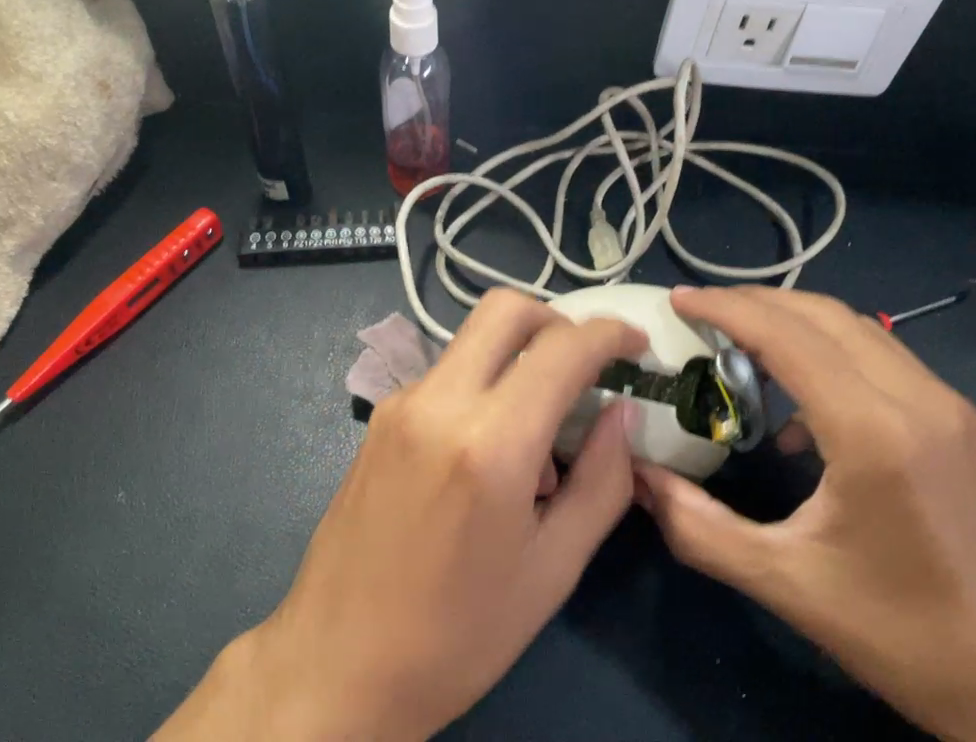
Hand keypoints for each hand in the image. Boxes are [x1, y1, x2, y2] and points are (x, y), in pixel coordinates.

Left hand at [157, 290, 644, 740]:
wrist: (338, 665)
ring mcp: (399, 406)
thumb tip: (620, 415)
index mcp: (489, 443)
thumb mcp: (552, 568)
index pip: (562, 348)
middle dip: (558, 321)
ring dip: (519, 356)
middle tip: (587, 367)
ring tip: (541, 433)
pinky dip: (484, 384)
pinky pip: (446, 374)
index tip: (637, 346)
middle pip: (504, 310)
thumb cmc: (458, 633)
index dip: (610, 334)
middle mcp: (438, 402)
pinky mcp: (379, 421)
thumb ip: (601, 481)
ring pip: (472, 339)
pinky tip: (493, 453)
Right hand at [636, 286, 975, 741]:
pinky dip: (831, 354)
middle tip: (699, 312)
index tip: (677, 299)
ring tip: (738, 341)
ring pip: (859, 330)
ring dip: (796, 322)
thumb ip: (700, 528)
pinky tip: (799, 409)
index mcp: (874, 432)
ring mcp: (947, 407)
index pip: (789, 337)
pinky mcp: (960, 423)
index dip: (727, 309)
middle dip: (757, 302)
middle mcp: (918, 399)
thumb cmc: (906, 636)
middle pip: (825, 315)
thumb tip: (638, 479)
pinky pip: (884, 360)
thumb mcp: (787, 584)